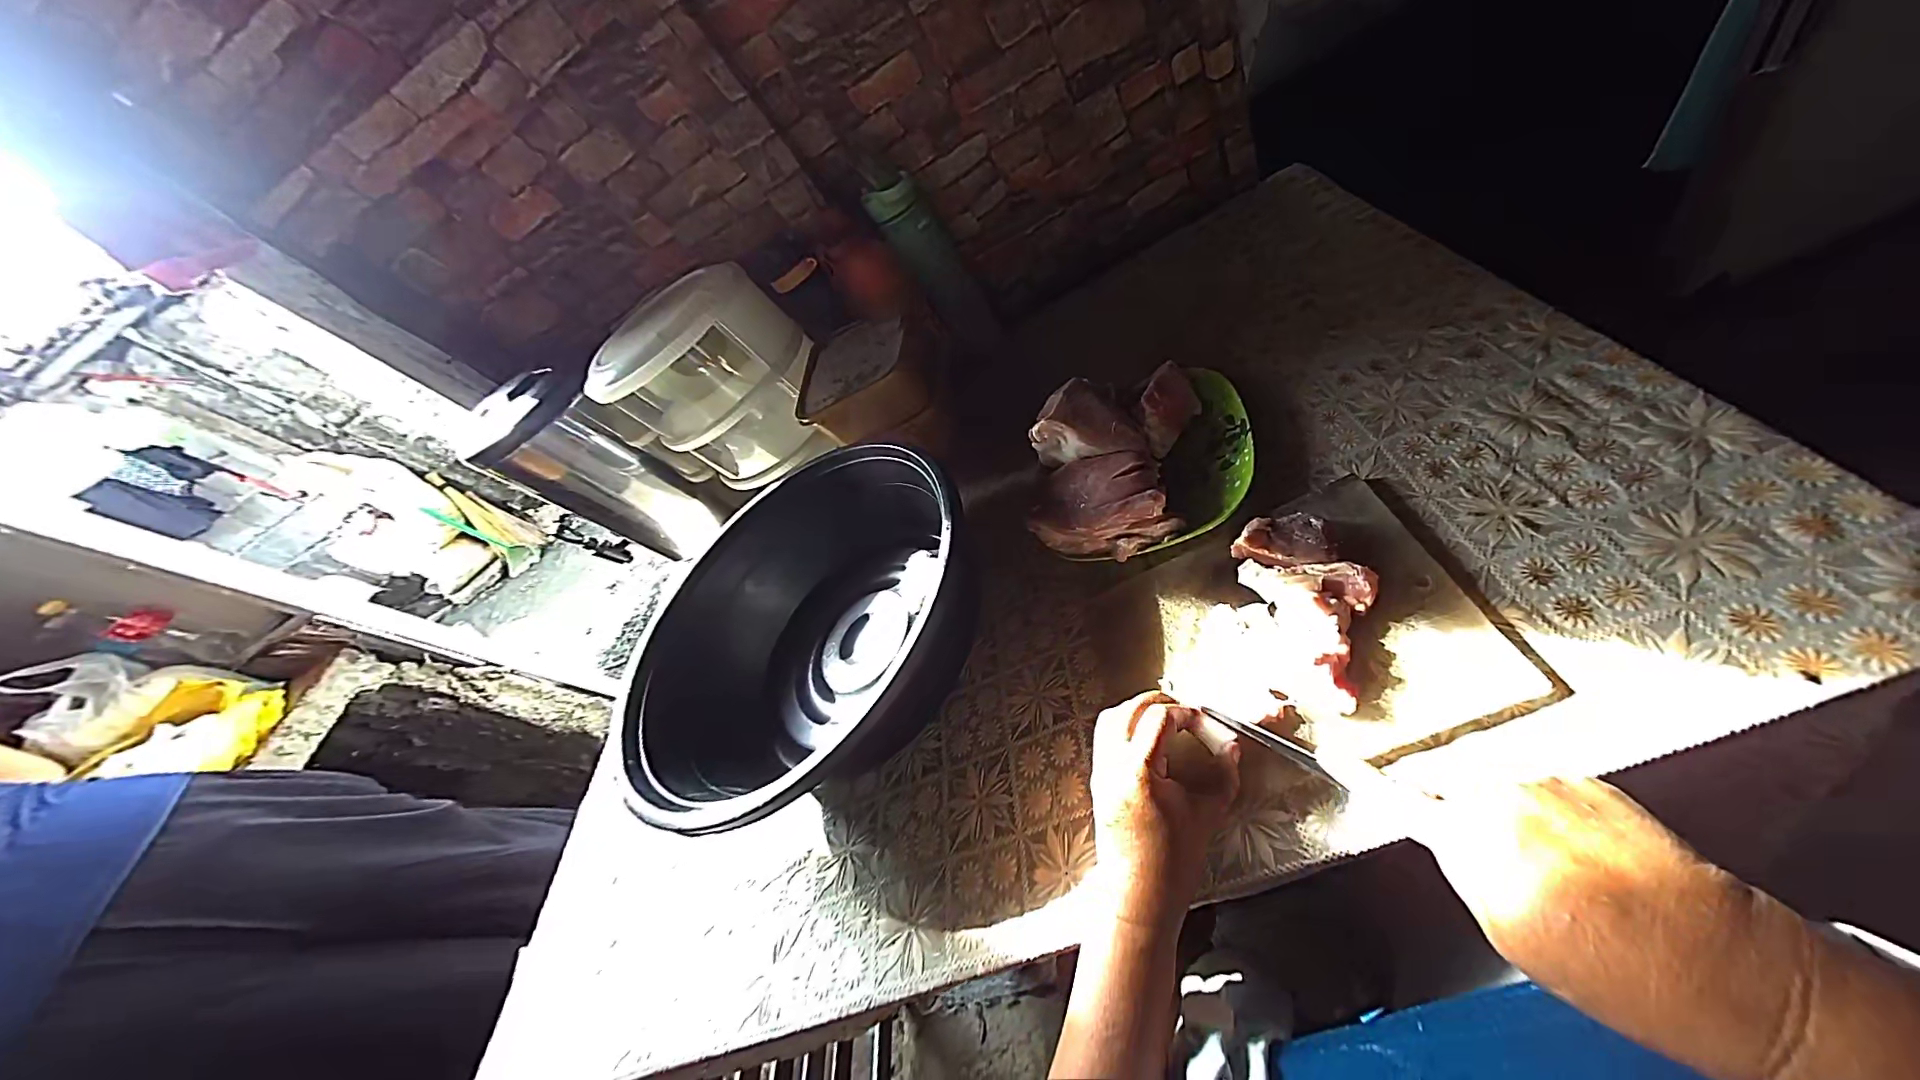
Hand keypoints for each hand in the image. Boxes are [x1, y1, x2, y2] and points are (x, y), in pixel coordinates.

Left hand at [1088, 692, 1240, 928]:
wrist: (1139, 896)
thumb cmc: (1171, 862)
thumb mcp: (1207, 814)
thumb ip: (1224, 774)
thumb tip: (1231, 746)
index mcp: (1137, 771)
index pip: (1158, 719)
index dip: (1184, 713)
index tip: (1201, 721)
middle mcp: (1111, 767)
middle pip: (1128, 710)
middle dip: (1158, 703)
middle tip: (1184, 713)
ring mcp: (1100, 773)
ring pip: (1109, 720)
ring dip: (1136, 711)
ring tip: (1166, 721)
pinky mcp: (1097, 782)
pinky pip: (1104, 739)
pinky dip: (1124, 728)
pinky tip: (1148, 742)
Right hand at [1317, 758, 1835, 1079]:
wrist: (1730, 966)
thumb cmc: (1618, 969)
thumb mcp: (1508, 933)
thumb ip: (1459, 867)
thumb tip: (1434, 833)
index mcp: (1475, 845)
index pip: (1396, 797)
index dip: (1359, 777)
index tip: (1333, 755)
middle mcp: (1504, 800)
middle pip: (1444, 784)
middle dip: (1452, 809)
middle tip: (1489, 855)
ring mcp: (1546, 781)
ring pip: (1488, 781)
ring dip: (1499, 809)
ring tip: (1546, 859)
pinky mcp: (1583, 776)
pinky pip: (1532, 783)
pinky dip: (1540, 807)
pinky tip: (1574, 847)